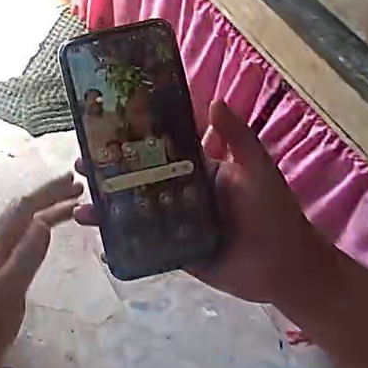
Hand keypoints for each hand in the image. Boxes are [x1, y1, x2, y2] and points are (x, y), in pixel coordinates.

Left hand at [0, 173, 81, 367]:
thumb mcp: (8, 292)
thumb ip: (26, 256)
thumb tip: (44, 220)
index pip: (24, 209)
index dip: (48, 192)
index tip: (74, 182)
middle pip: (22, 214)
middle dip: (48, 198)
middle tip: (78, 190)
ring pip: (21, 228)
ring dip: (45, 214)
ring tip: (70, 210)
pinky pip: (20, 244)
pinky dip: (37, 234)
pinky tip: (43, 241)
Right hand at [74, 101, 334, 306]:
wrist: (288, 268)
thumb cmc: (274, 212)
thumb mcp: (257, 169)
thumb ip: (237, 138)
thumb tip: (215, 99)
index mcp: (196, 169)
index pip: (156, 149)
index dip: (129, 140)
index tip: (102, 130)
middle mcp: (180, 192)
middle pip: (137, 178)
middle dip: (107, 172)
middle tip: (80, 165)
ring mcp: (175, 222)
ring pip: (133, 210)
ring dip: (107, 207)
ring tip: (81, 207)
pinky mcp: (175, 251)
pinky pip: (144, 243)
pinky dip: (121, 240)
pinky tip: (100, 238)